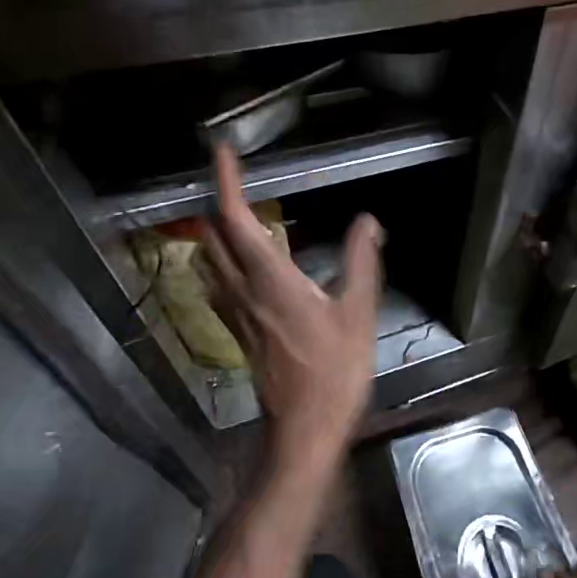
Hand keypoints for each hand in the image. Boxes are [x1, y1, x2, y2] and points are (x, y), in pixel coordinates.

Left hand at [199, 142, 383, 457]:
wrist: (304, 426)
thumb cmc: (334, 369)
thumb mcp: (358, 311)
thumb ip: (361, 261)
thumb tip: (368, 222)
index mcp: (269, 277)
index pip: (234, 217)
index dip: (225, 180)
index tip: (223, 151)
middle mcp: (241, 288)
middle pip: (211, 234)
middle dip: (216, 200)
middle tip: (233, 178)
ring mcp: (234, 311)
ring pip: (207, 258)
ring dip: (213, 230)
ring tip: (235, 213)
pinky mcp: (237, 329)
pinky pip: (216, 282)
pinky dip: (219, 258)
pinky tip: (239, 263)